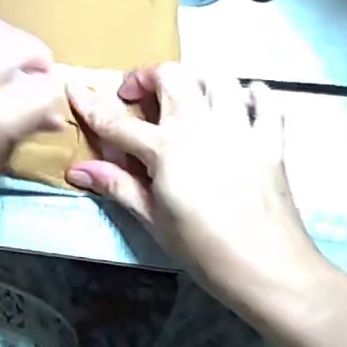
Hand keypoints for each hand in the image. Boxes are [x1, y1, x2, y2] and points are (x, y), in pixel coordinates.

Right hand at [65, 65, 343, 315]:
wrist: (270, 271)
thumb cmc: (203, 249)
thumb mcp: (152, 219)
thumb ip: (117, 185)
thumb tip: (77, 170)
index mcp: (166, 149)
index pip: (117, 120)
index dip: (90, 103)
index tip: (75, 88)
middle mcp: (201, 127)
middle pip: (171, 76)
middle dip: (147, 77)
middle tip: (138, 98)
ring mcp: (239, 129)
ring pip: (217, 76)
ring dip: (196, 80)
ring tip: (186, 99)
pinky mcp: (271, 140)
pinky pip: (266, 100)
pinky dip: (251, 95)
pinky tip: (239, 106)